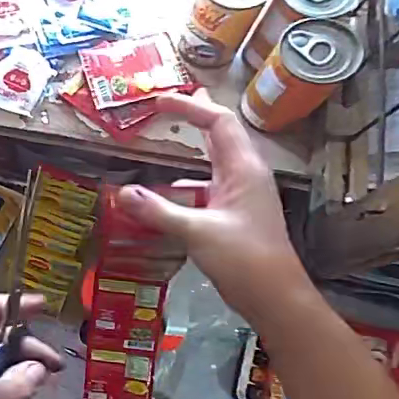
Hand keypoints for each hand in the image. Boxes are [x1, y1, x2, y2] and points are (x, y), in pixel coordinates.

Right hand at [115, 91, 306, 323]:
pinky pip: (209, 188)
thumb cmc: (245, 260)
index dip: (190, 107)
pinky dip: (188, 184)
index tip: (160, 100)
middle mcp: (245, 176)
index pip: (218, 122)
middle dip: (198, 116)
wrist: (276, 298)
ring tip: (168, 144)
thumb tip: (121, 193)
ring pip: (215, 163)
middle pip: (222, 135)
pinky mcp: (236, 216)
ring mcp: (242, 196)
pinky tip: (168, 195)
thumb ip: (157, 211)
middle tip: (173, 103)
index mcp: (242, 169)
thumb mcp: (196, 233)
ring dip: (193, 151)